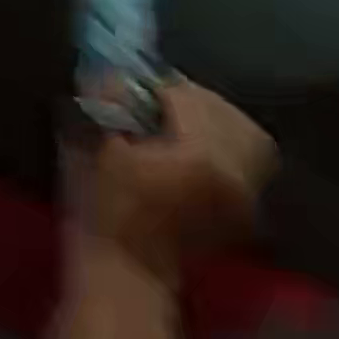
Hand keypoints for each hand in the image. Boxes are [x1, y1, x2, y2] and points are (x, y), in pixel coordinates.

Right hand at [73, 79, 277, 281]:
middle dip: (190, 96)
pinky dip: (219, 140)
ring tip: (170, 114)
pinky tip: (184, 141)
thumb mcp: (90, 145)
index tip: (126, 80)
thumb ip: (104, 103)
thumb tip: (111, 73)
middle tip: (151, 92)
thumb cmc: (99, 202)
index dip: (155, 83)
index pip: (190, 97)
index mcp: (201, 157)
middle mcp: (238, 173)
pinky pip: (244, 158)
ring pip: (247, 136)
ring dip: (210, 117)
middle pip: (229, 115)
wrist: (125, 265)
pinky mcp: (245, 208)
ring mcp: (249, 195)